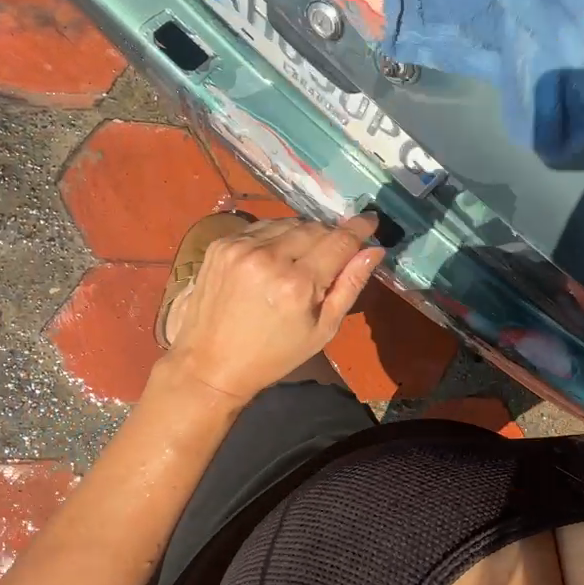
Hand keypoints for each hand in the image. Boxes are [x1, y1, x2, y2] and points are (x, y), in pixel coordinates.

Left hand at [159, 213, 383, 402]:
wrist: (209, 364)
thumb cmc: (274, 354)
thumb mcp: (323, 329)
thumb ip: (350, 285)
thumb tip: (374, 250)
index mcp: (298, 284)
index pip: (340, 240)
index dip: (360, 228)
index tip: (372, 220)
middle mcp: (269, 257)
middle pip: (315, 227)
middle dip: (331, 235)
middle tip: (336, 252)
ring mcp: (241, 247)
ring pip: (289, 222)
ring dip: (304, 233)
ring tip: (304, 256)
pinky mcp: (221, 244)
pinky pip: (262, 227)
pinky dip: (277, 236)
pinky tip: (276, 257)